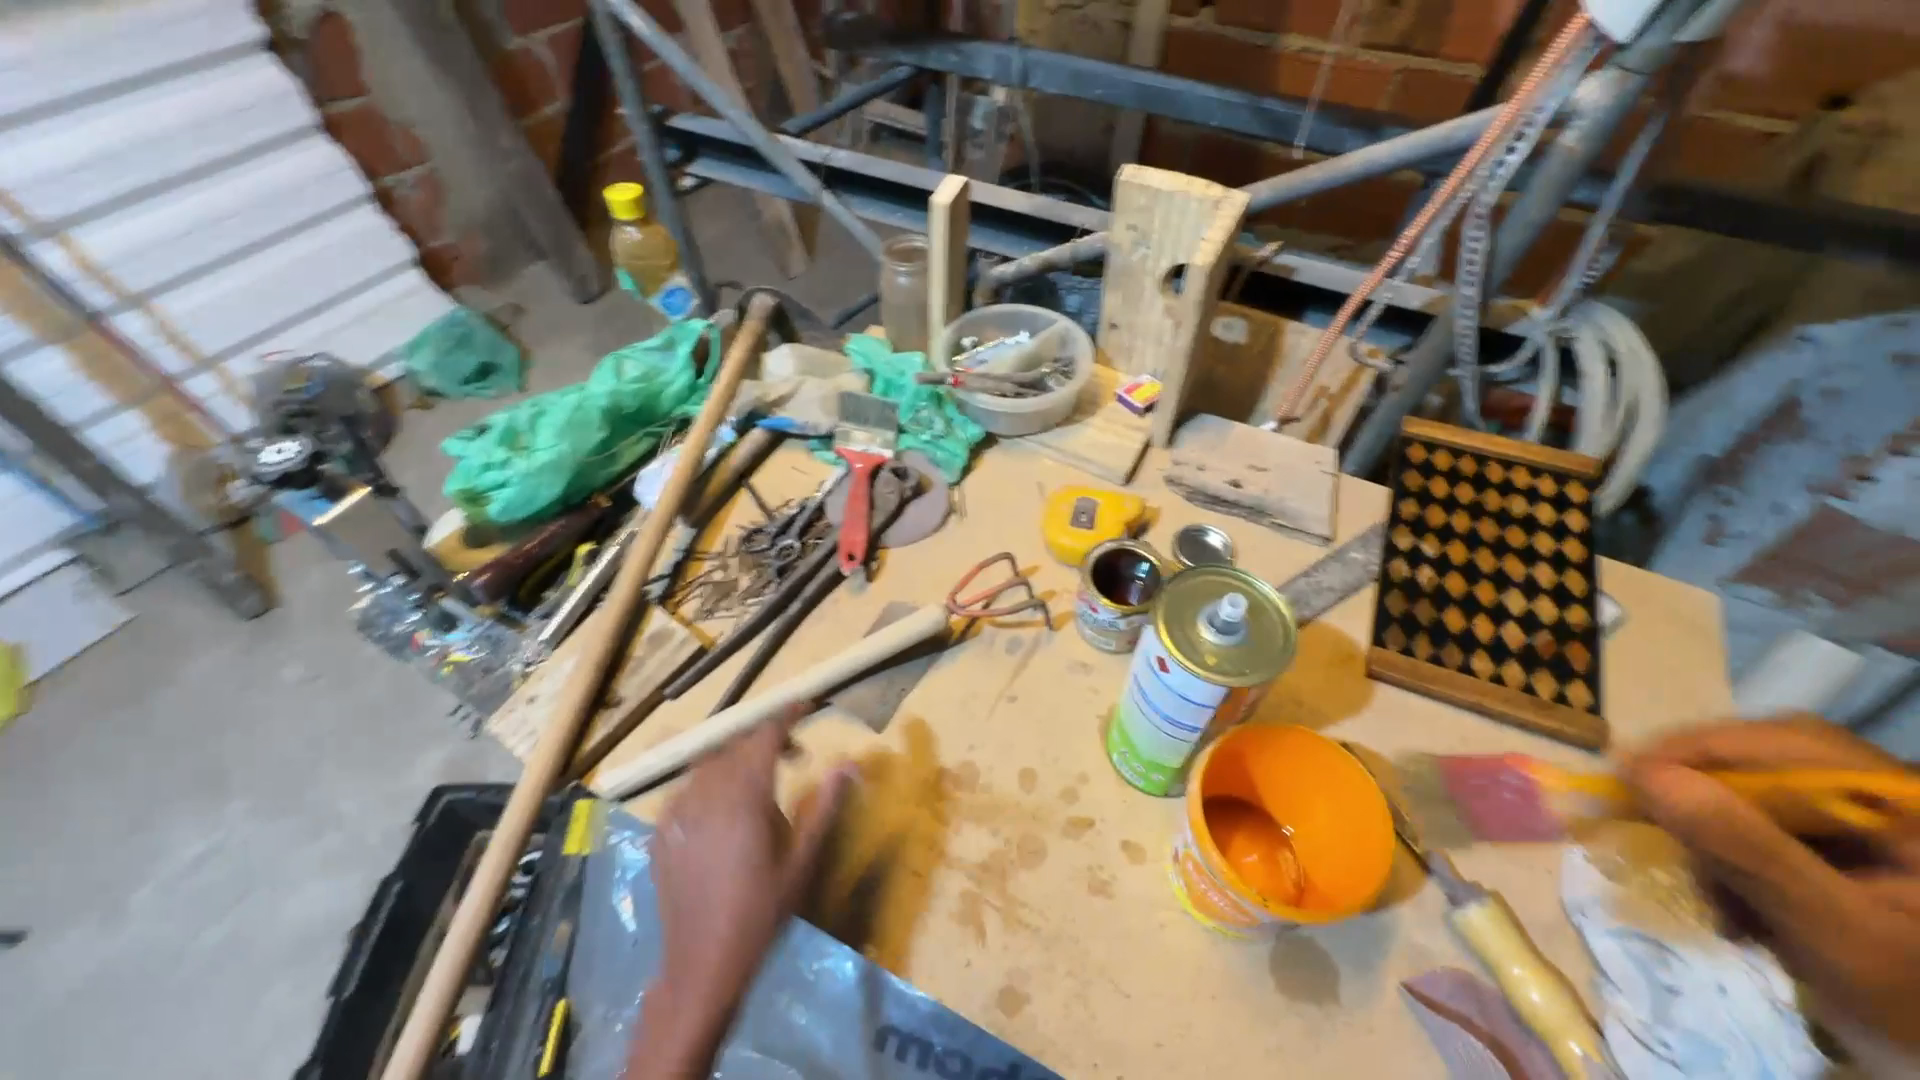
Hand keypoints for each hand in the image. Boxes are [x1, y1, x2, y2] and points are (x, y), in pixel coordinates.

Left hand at [627, 706, 855, 1077]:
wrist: (702, 963)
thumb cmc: (761, 912)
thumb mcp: (802, 861)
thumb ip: (823, 806)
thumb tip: (850, 764)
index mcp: (743, 796)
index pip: (764, 736)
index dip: (786, 717)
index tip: (805, 706)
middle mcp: (704, 794)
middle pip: (735, 745)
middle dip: (765, 740)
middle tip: (795, 757)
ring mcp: (676, 812)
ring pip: (707, 764)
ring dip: (736, 760)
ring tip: (761, 783)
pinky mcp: (660, 832)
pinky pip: (687, 790)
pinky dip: (710, 784)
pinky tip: (725, 811)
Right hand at [1625, 716, 1919, 1048]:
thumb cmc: (1913, 997)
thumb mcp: (1835, 933)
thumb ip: (1746, 850)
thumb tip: (1646, 777)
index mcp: (1904, 800)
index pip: (1783, 741)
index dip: (1696, 750)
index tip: (1624, 779)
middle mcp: (1890, 797)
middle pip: (1767, 766)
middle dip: (1702, 802)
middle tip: (1646, 828)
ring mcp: (1875, 826)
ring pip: (1761, 800)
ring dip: (1717, 844)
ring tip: (1715, 903)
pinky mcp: (1856, 854)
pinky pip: (1773, 833)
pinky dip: (1738, 866)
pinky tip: (1741, 911)